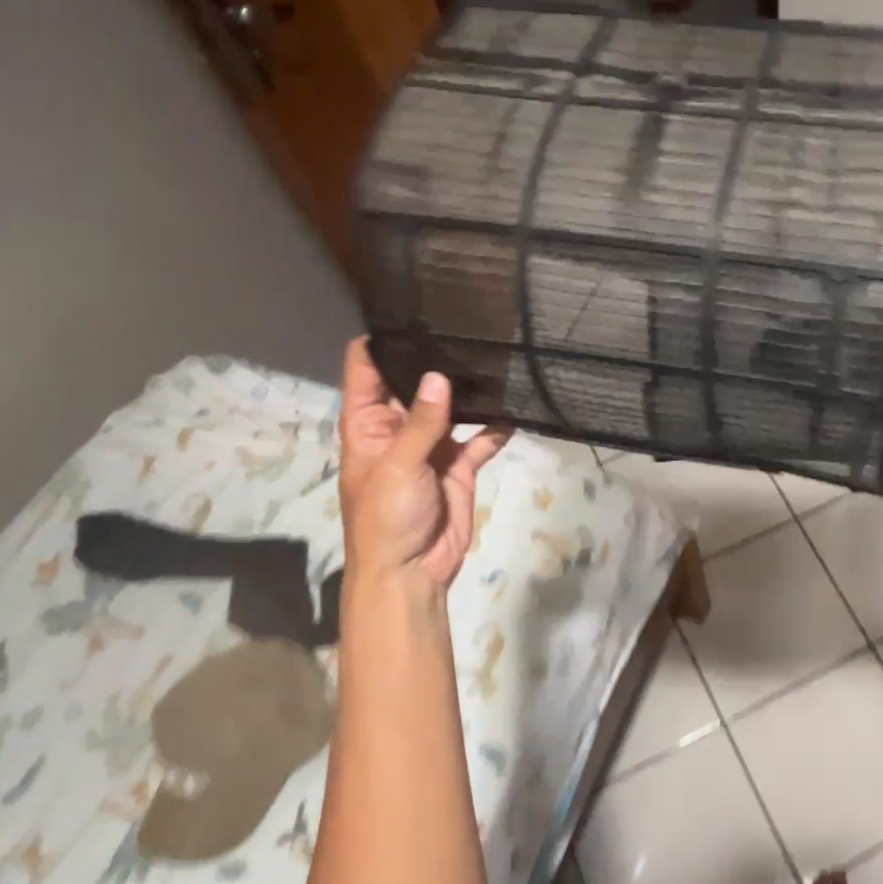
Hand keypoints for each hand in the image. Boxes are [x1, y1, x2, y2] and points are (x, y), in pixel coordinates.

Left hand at [339, 338, 511, 588]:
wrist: (411, 569)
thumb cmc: (387, 516)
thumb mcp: (399, 465)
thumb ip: (422, 422)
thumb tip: (438, 376)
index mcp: (368, 423)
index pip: (366, 368)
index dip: (382, 341)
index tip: (411, 314)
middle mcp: (399, 428)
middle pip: (414, 383)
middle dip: (435, 360)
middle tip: (467, 327)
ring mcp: (432, 447)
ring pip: (452, 409)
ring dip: (470, 391)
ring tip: (495, 360)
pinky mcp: (460, 467)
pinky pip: (480, 441)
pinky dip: (496, 428)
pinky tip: (516, 410)